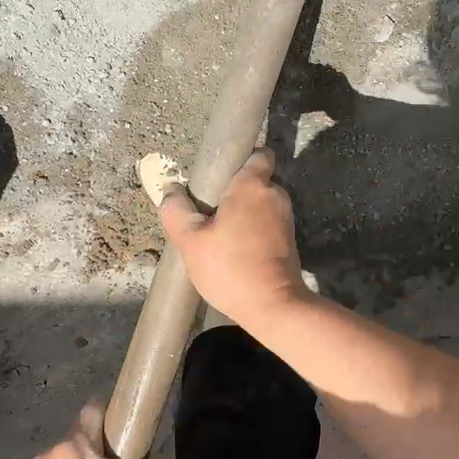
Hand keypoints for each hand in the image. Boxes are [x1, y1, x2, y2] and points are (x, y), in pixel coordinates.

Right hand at [159, 149, 310, 327]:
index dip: (242, 159)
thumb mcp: (191, 241)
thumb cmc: (230, 267)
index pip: (260, 154)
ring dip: (244, 211)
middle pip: (256, 180)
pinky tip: (235, 248)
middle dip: (235, 190)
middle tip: (209, 211)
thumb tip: (169, 189)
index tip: (220, 176)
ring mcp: (286, 216)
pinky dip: (254, 228)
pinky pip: (268, 221)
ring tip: (219, 233)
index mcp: (254, 185)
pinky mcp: (289, 238)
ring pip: (261, 202)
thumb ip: (177, 211)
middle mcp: (275, 194)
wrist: (272, 304)